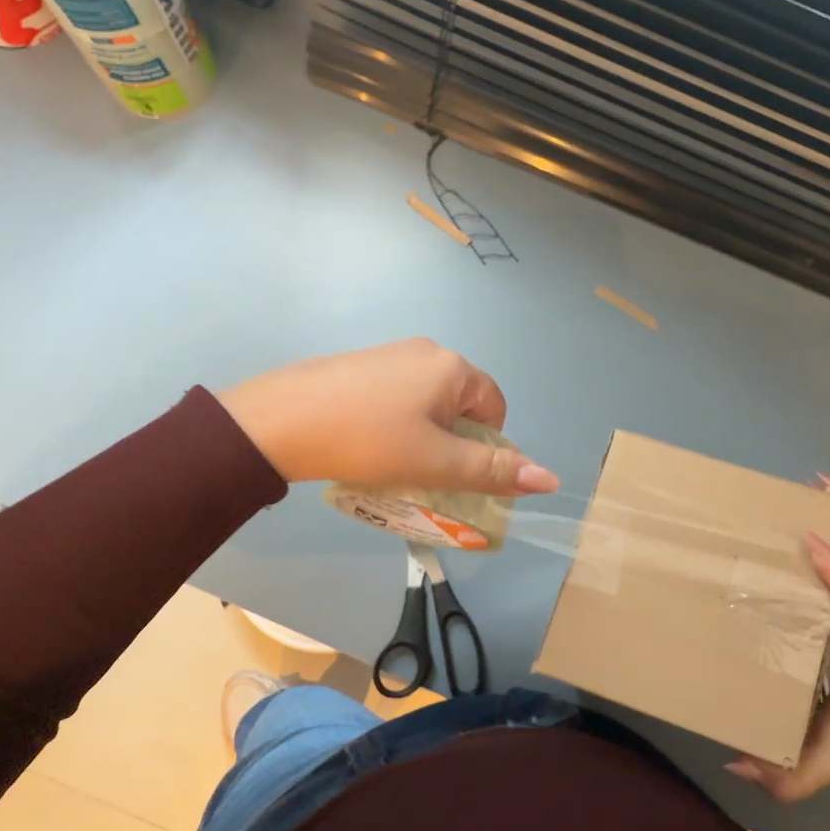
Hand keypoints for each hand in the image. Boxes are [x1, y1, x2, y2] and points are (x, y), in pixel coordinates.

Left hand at [217, 338, 560, 494]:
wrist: (279, 421)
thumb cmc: (368, 440)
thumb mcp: (435, 463)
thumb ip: (492, 471)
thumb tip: (550, 478)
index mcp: (453, 367)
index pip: (495, 408)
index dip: (487, 447)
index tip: (457, 475)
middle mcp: (427, 351)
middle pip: (462, 403)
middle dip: (453, 442)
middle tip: (426, 474)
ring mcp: (390, 354)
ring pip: (428, 402)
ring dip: (424, 435)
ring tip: (394, 464)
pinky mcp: (359, 365)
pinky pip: (397, 396)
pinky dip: (395, 423)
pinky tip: (367, 445)